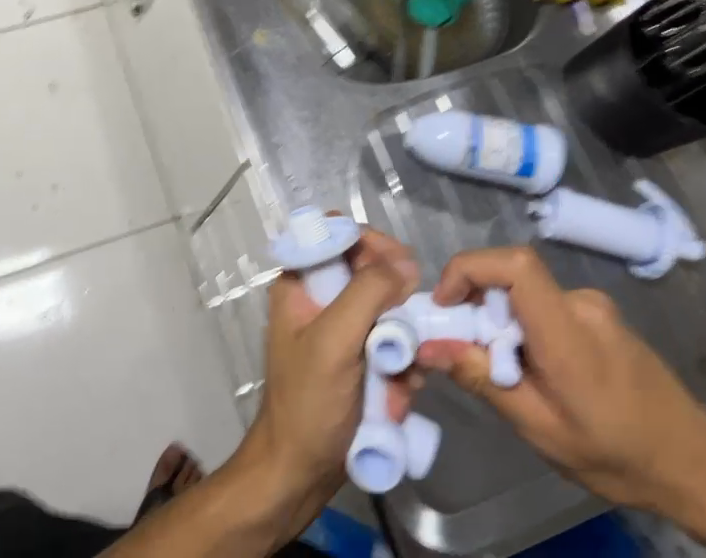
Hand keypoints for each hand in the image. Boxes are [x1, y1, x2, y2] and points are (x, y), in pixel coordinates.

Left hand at [234, 225, 419, 528]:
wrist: (301, 471)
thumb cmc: (308, 402)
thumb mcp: (334, 341)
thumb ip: (367, 294)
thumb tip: (406, 263)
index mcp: (300, 283)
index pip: (339, 234)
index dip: (373, 244)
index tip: (402, 270)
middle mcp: (320, 299)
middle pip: (372, 273)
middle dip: (395, 306)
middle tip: (404, 332)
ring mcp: (342, 331)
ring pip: (390, 313)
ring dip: (402, 344)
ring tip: (400, 374)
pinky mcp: (360, 360)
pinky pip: (394, 346)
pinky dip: (402, 368)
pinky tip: (399, 395)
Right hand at [414, 248, 705, 511]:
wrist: (693, 464)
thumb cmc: (616, 454)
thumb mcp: (540, 428)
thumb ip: (484, 379)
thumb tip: (428, 348)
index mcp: (569, 332)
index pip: (515, 265)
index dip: (469, 269)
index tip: (445, 306)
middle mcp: (582, 305)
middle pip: (512, 280)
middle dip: (477, 307)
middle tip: (466, 354)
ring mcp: (595, 308)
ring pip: (526, 296)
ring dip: (501, 322)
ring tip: (503, 373)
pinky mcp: (601, 317)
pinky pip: (546, 306)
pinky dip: (524, 327)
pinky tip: (534, 372)